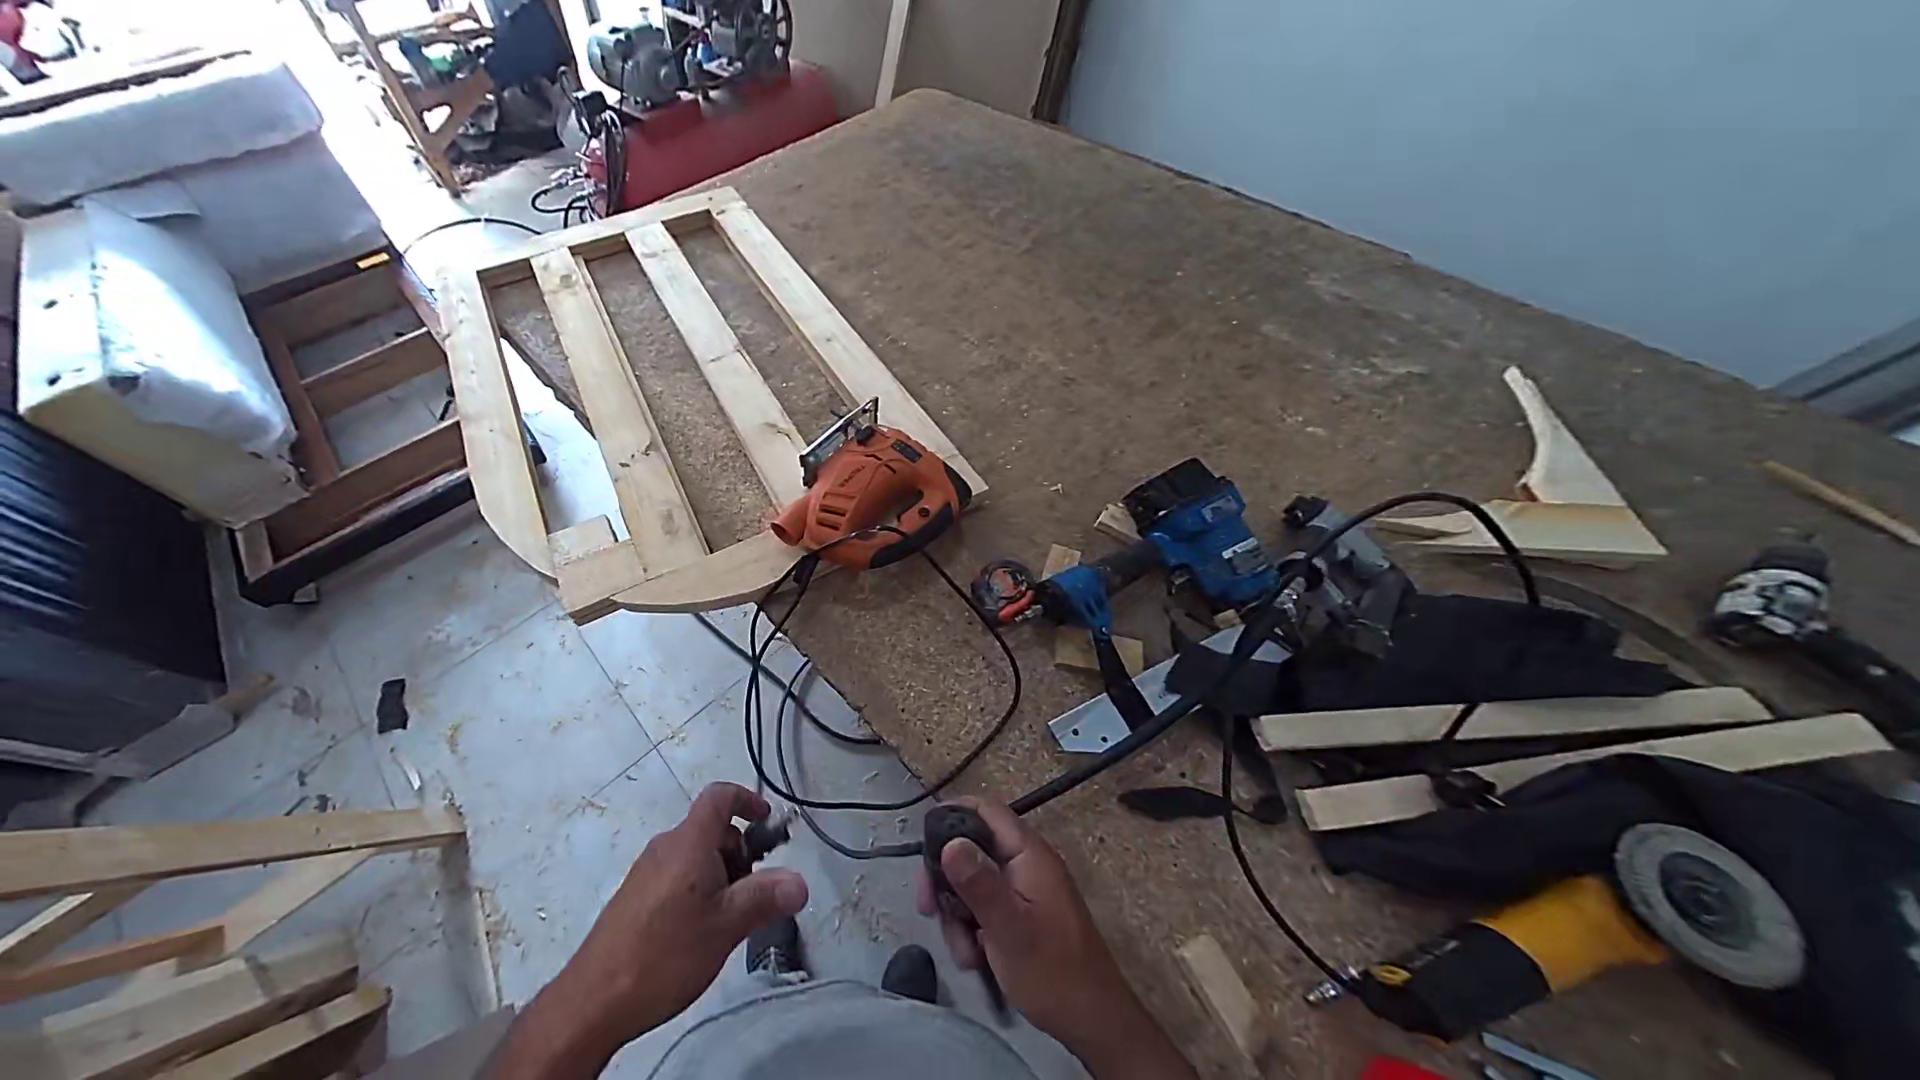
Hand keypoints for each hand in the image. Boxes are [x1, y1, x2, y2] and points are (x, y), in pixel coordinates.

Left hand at [497, 783, 808, 1076]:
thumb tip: (801, 883)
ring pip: (695, 857)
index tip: (766, 820)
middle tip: (753, 891)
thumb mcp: (727, 925)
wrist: (591, 1005)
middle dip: (740, 853)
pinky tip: (699, 933)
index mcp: (688, 842)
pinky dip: (699, 891)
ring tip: (728, 919)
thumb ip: (767, 897)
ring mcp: (646, 874)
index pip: (719, 797)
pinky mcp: (634, 900)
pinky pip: (677, 878)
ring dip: (721, 876)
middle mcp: (665, 848)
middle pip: (712, 830)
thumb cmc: (665, 953)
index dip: (747, 799)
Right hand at [916, 800, 1193, 1077]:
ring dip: (959, 913)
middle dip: (947, 878)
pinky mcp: (1023, 914)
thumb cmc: (1052, 972)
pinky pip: (987, 907)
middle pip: (974, 848)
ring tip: (965, 951)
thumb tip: (948, 841)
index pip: (987, 810)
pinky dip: (974, 928)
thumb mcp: (1008, 928)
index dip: (952, 815)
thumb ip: (978, 883)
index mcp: (1029, 853)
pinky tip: (976, 958)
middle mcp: (1026, 863)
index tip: (922, 842)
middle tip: (929, 909)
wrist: (1093, 1022)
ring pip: (975, 882)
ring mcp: (1025, 890)